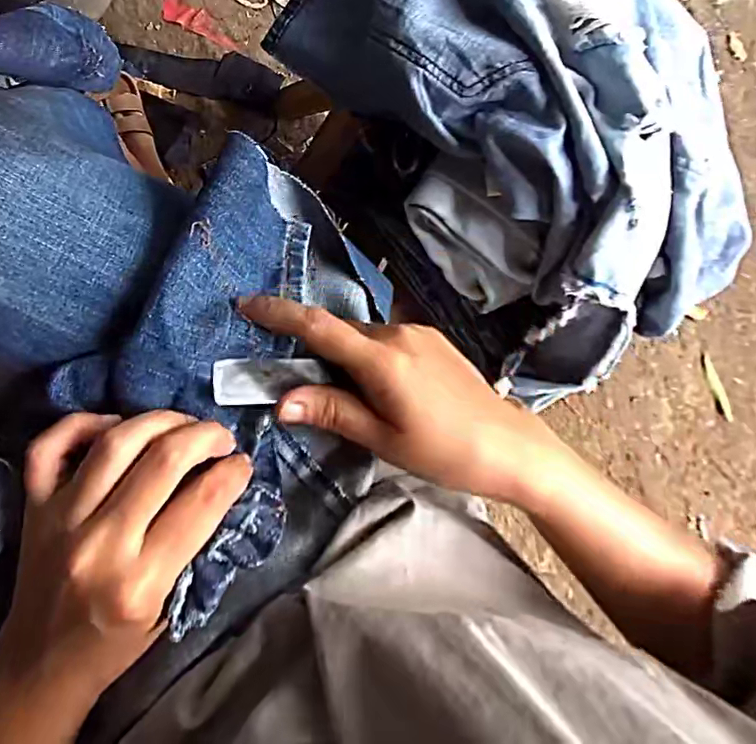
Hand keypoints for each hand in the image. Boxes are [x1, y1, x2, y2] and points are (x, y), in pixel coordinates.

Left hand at [0, 412, 251, 742]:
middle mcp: (98, 546)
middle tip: (221, 437)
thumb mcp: (169, 605)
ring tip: (182, 425)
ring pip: (116, 441)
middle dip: (205, 435)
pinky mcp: (33, 507)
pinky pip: (52, 445)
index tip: (242, 463)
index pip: (200, 502)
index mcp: (138, 583)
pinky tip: (115, 425)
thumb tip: (224, 480)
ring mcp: (59, 520)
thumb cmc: (114, 643)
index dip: (232, 472)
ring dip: (161, 420)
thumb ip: (195, 543)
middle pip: (163, 459)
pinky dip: (85, 423)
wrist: (39, 669)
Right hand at [237, 295, 576, 506]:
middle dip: (312, 347)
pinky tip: (378, 385)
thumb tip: (281, 401)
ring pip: (364, 335)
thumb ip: (333, 411)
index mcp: (382, 359)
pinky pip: (386, 338)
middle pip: (340, 331)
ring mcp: (419, 332)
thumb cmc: (444, 451)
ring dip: (344, 354)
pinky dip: (368, 354)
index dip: (280, 313)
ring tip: (345, 394)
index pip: (319, 326)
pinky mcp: (433, 338)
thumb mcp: (383, 438)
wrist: (508, 444)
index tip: (247, 304)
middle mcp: (399, 333)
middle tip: (295, 377)